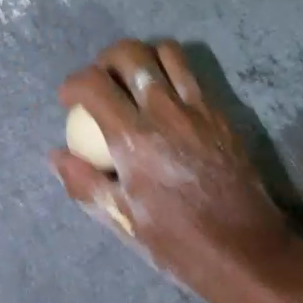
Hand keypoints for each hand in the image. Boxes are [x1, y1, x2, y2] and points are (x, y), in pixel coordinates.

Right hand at [51, 40, 292, 296]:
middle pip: (129, 54)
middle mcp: (164, 112)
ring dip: (143, 57)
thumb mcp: (123, 222)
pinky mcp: (220, 113)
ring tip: (136, 80)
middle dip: (105, 60)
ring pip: (166, 51)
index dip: (73, 84)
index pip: (93, 84)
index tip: (69, 99)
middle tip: (101, 82)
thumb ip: (85, 184)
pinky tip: (167, 99)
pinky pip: (192, 74)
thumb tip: (57, 156)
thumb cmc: (179, 243)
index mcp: (133, 139)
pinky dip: (172, 72)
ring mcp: (196, 108)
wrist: (246, 251)